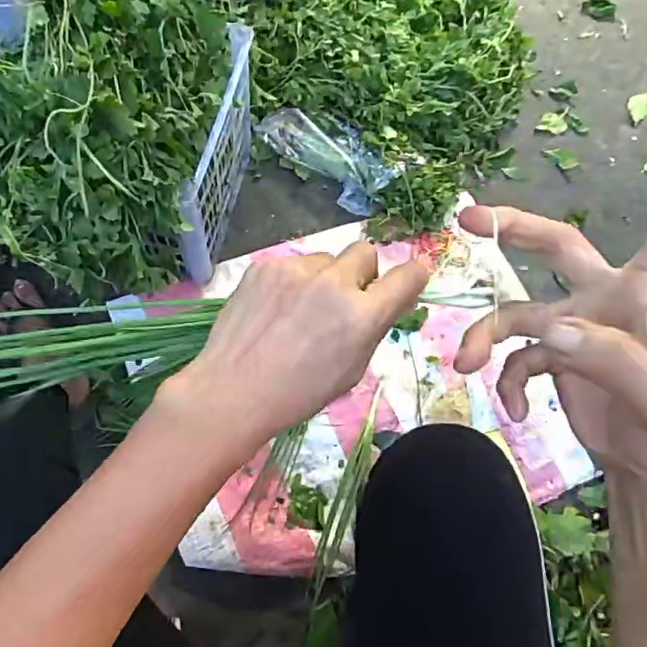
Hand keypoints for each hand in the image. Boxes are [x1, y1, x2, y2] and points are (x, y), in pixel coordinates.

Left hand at [166, 243, 430, 440]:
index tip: (408, 281)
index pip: (408, 276)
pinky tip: (276, 310)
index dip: (414, 276)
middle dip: (364, 273)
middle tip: (347, 299)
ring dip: (325, 279)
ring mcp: (296, 270)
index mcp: (362, 315)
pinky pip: (293, 265)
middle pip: (366, 252)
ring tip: (301, 311)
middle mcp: (333, 284)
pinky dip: (293, 283)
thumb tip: (391, 301)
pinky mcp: (265, 266)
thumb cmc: (299, 393)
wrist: (232, 392)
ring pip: (326, 260)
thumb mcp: (353, 369)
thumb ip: (374, 328)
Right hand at [454, 123, 646, 492]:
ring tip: (467, 364)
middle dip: (515, 227)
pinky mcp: (556, 358)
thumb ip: (612, 360)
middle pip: (557, 244)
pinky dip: (508, 380)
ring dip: (487, 335)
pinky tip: (517, 411)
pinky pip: (517, 358)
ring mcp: (576, 327)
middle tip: (470, 218)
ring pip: (517, 313)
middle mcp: (607, 295)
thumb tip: (552, 330)